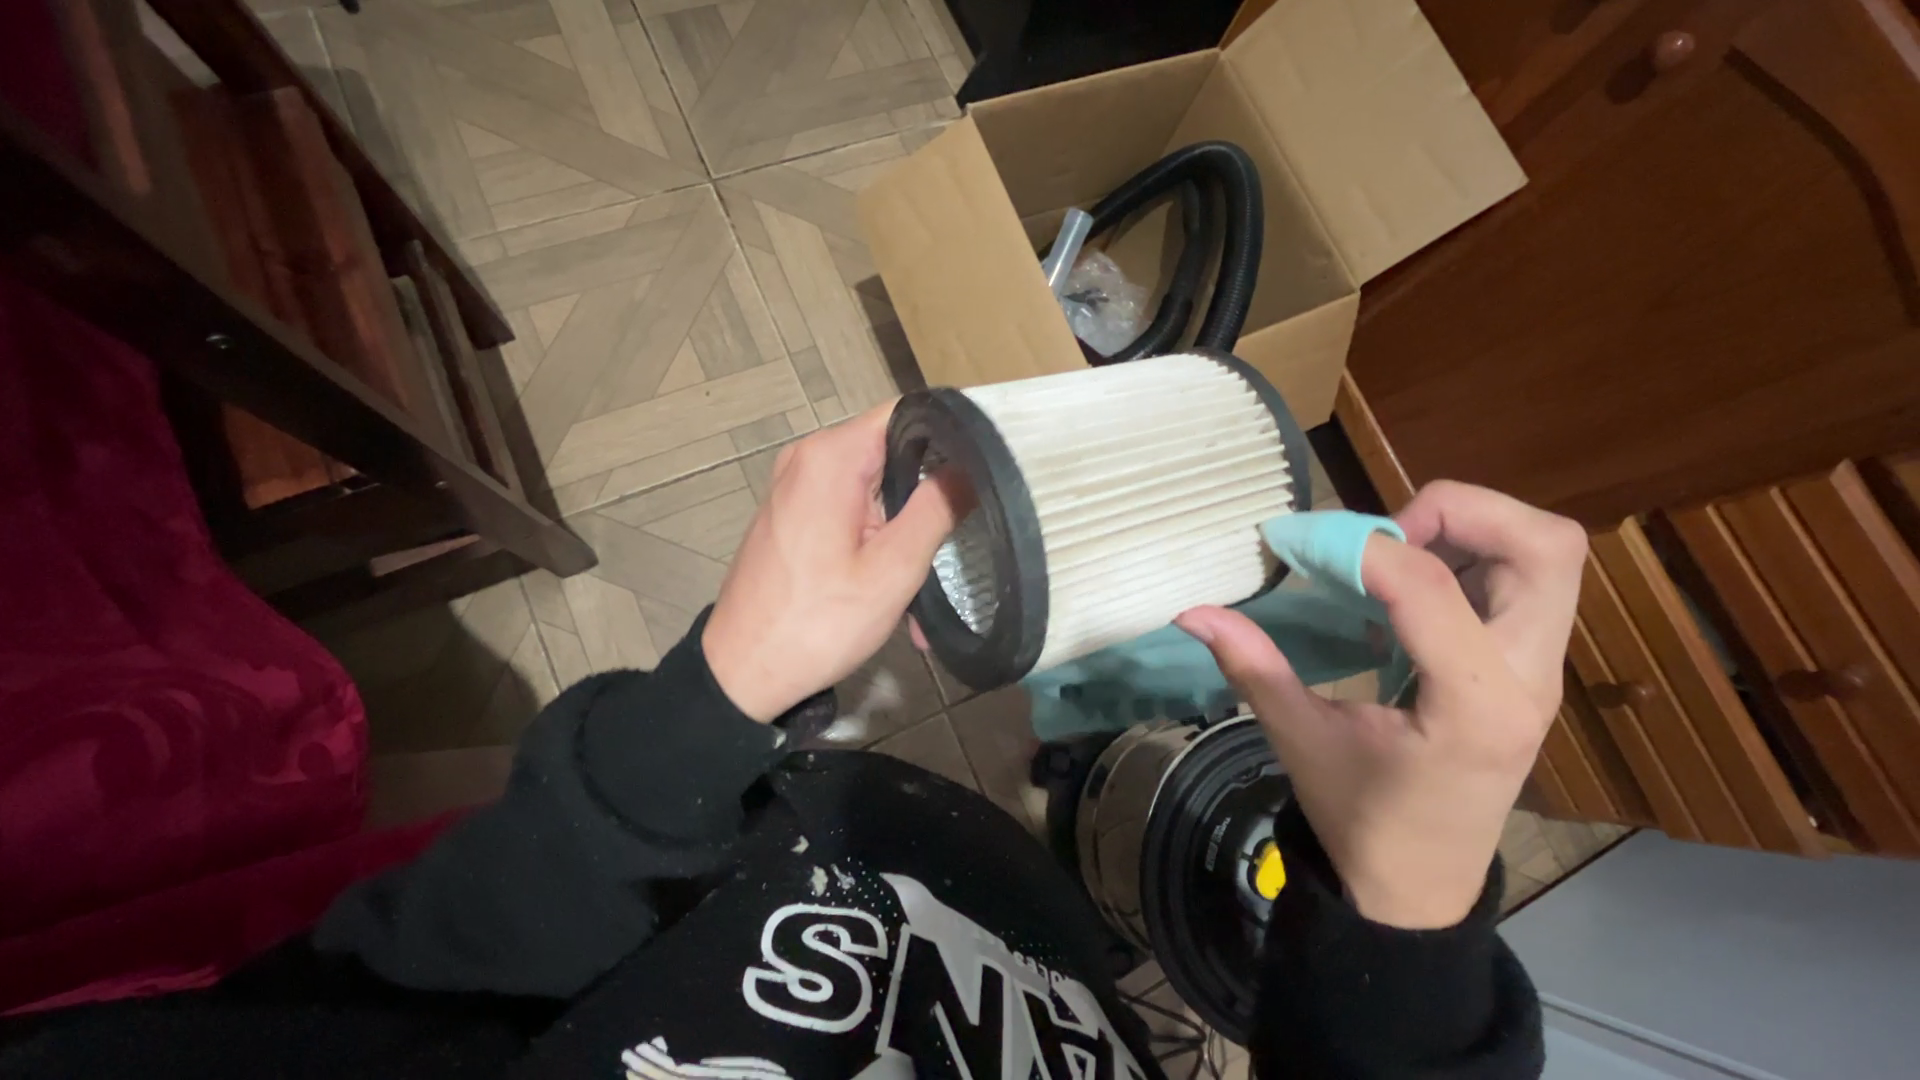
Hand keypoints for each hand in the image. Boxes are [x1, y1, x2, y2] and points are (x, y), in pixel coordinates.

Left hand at [703, 404, 965, 721]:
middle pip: (891, 452)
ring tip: (932, 578)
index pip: (906, 414)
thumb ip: (938, 508)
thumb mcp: (893, 568)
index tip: (988, 464)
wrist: (742, 673)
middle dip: (929, 493)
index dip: (950, 433)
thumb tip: (972, 465)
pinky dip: (876, 541)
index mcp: (831, 457)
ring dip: (904, 530)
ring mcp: (796, 487)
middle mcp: (809, 459)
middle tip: (966, 530)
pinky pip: (848, 511)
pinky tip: (895, 586)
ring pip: (873, 488)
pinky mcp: (792, 514)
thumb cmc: (819, 622)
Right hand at [1175, 481, 1586, 928]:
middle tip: (1382, 535)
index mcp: (1474, 704)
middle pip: (1544, 545)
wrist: (1419, 884)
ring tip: (1391, 554)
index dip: (1353, 545)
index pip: (1426, 584)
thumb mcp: (1298, 739)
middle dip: (1458, 512)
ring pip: (1547, 554)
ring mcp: (1540, 670)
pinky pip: (1526, 579)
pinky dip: (1469, 556)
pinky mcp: (1530, 666)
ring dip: (1469, 529)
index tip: (1295, 543)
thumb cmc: (1360, 818)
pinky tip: (1403, 587)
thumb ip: (1252, 666)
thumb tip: (1192, 611)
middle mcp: (1529, 676)